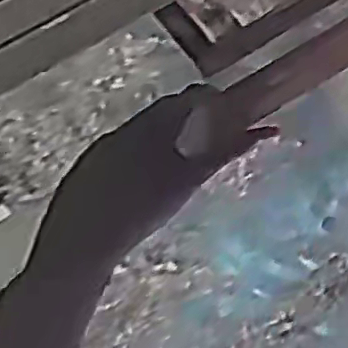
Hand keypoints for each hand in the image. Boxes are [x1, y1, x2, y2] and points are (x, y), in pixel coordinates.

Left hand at [34, 85, 275, 266]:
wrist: (76, 251)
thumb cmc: (144, 209)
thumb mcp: (193, 178)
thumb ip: (229, 150)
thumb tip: (271, 131)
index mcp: (152, 126)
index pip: (188, 96)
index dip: (210, 98)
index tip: (226, 109)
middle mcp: (123, 130)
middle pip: (162, 111)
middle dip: (186, 115)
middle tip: (207, 131)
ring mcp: (98, 150)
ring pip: (138, 130)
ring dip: (161, 134)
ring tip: (177, 156)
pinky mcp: (81, 171)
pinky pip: (117, 149)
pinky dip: (137, 152)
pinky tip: (143, 176)